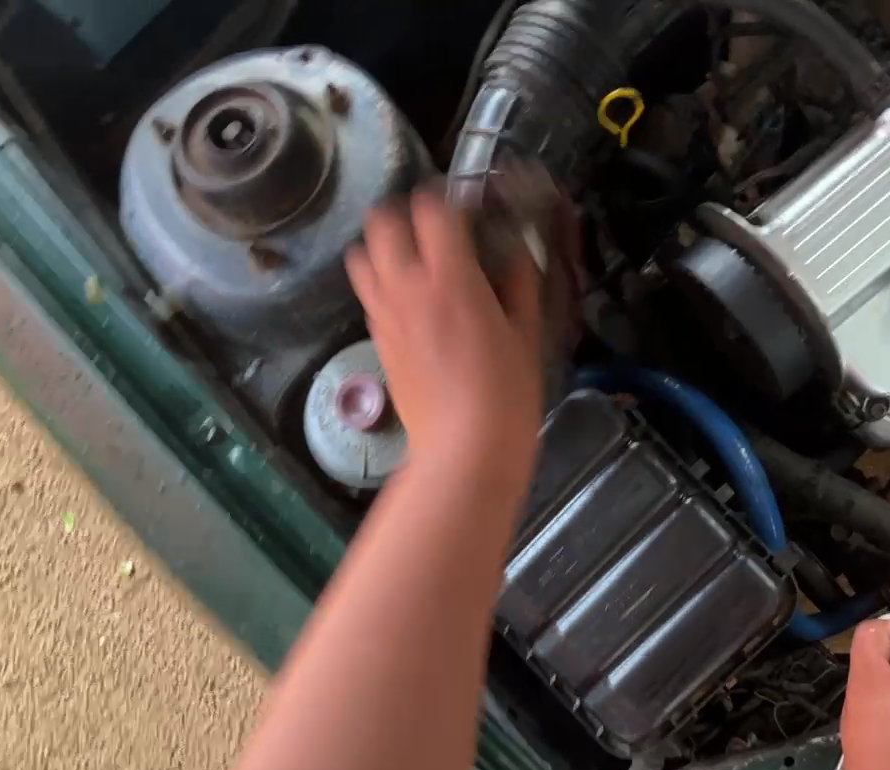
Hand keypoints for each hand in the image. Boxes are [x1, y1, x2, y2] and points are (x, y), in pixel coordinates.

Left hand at [345, 191, 544, 479]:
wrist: (464, 452)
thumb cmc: (506, 397)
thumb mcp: (526, 336)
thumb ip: (519, 283)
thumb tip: (515, 252)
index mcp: (450, 279)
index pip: (433, 207)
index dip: (451, 198)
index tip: (472, 210)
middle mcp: (407, 287)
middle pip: (383, 219)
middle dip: (408, 214)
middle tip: (438, 231)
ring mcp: (386, 314)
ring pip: (363, 253)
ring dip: (385, 246)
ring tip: (415, 262)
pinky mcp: (377, 340)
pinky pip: (368, 293)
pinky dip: (383, 283)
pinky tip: (411, 303)